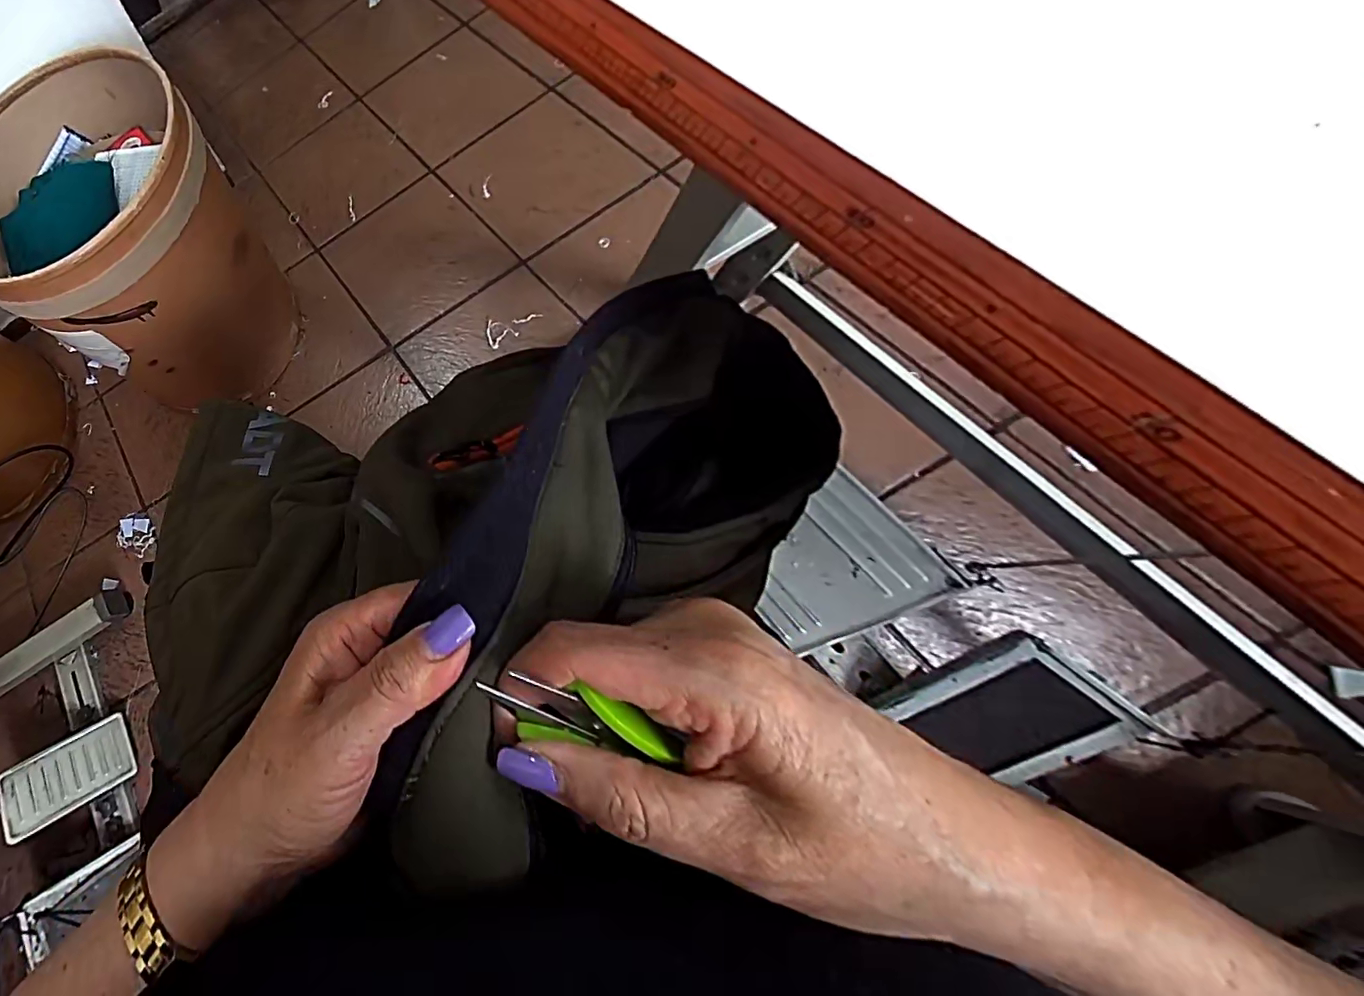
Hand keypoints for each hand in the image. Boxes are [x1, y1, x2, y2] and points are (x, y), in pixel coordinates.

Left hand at [146, 585, 473, 949]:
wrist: (257, 856)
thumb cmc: (279, 790)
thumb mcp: (341, 731)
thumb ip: (396, 681)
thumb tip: (456, 629)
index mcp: (341, 635)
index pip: (413, 599)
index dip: (457, 608)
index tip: (505, 629)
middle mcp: (360, 653)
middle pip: (429, 632)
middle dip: (467, 648)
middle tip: (513, 675)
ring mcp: (376, 691)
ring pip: (435, 670)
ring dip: (464, 683)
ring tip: (506, 698)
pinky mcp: (388, 726)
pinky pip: (432, 705)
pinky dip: (455, 712)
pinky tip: (483, 721)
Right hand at [494, 596, 1020, 941]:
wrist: (959, 839)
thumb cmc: (872, 846)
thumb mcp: (730, 844)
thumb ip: (616, 796)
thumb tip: (528, 757)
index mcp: (714, 669)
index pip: (568, 649)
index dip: (522, 695)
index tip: (514, 747)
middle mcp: (706, 627)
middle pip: (579, 652)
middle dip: (568, 722)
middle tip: (603, 791)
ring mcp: (711, 628)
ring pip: (601, 659)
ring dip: (602, 723)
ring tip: (659, 781)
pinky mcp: (713, 642)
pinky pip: (632, 663)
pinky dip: (629, 713)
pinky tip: (673, 756)